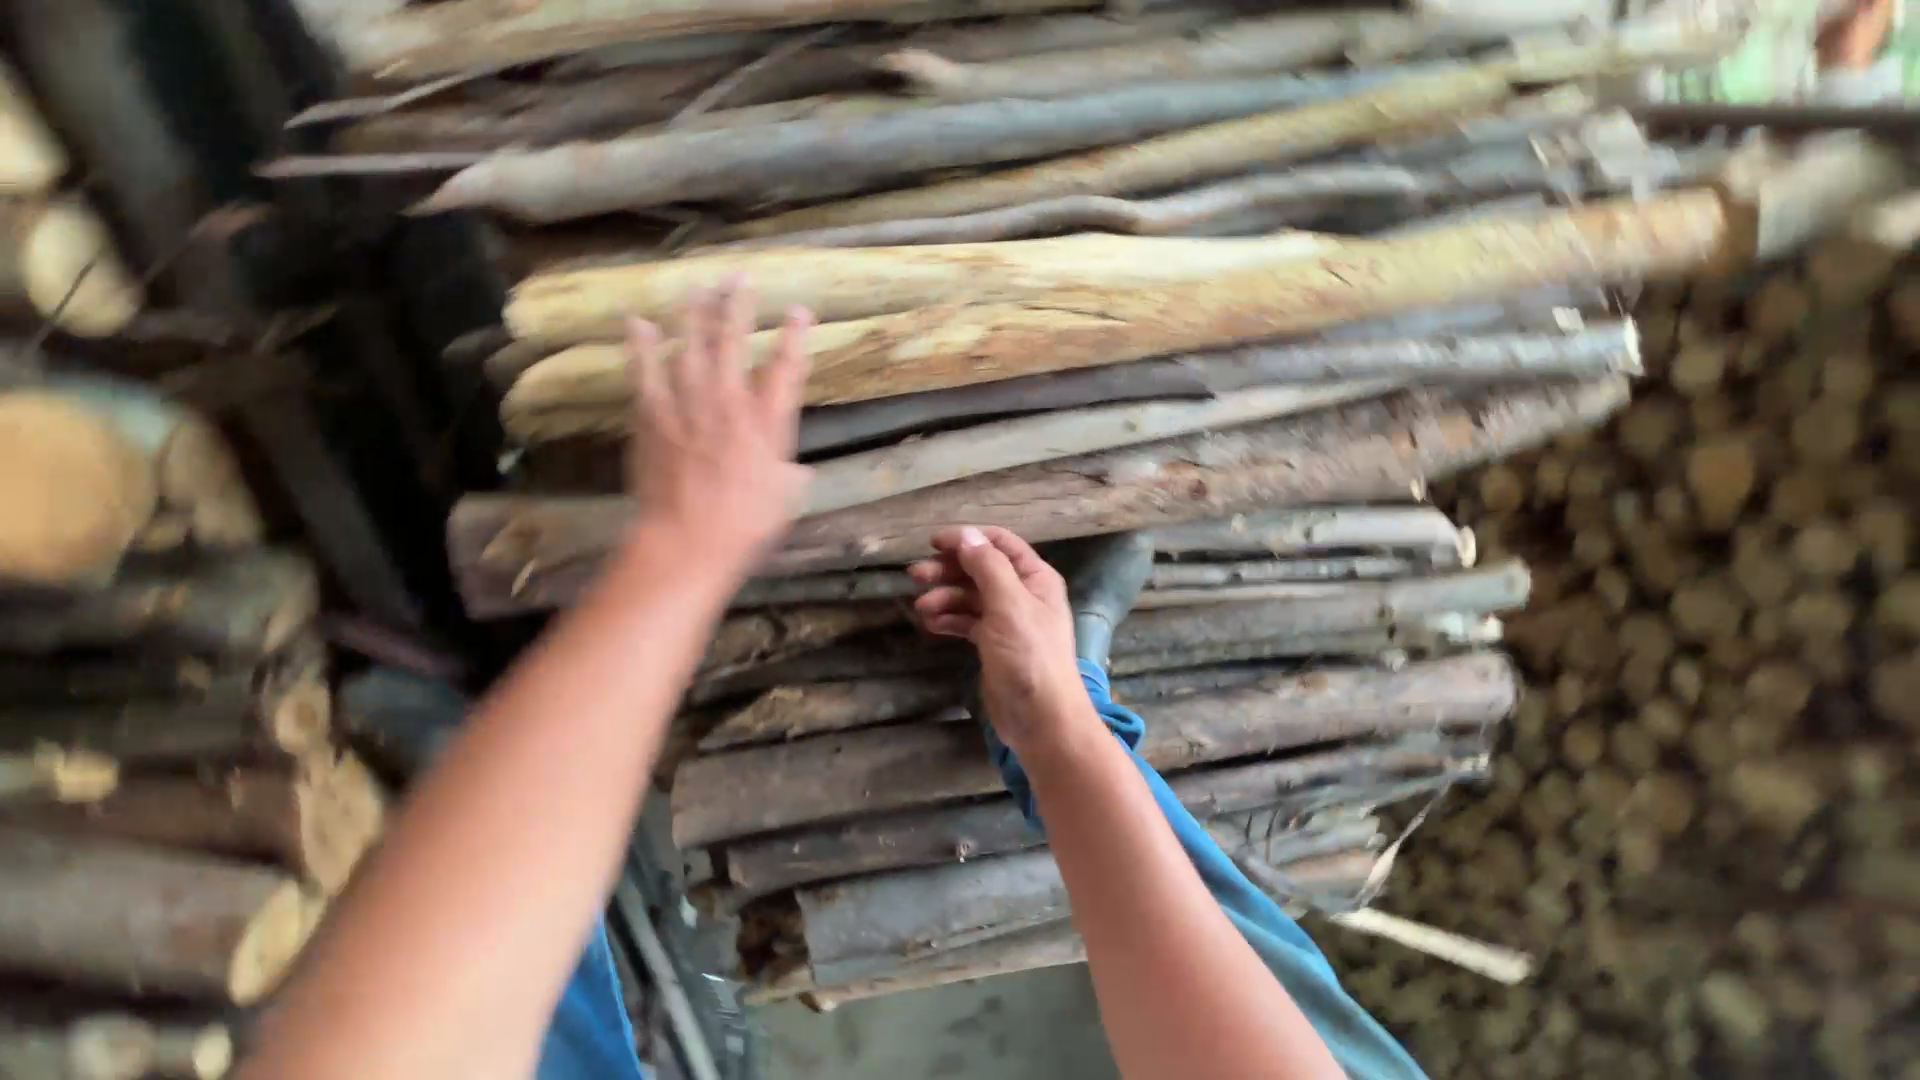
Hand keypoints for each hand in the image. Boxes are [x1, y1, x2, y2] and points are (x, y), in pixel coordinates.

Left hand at [625, 277, 813, 571]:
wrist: (686, 540)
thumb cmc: (744, 524)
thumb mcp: (784, 498)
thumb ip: (790, 474)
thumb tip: (797, 469)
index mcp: (767, 422)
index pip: (786, 368)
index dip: (795, 336)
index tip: (800, 310)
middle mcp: (729, 402)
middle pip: (734, 342)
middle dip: (739, 305)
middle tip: (740, 276)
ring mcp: (687, 405)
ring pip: (691, 347)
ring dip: (694, 314)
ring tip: (697, 287)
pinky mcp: (652, 415)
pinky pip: (645, 371)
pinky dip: (641, 345)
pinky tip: (638, 322)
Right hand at [910, 526, 1098, 754]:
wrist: (1041, 718)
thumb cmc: (1029, 656)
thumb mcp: (1009, 605)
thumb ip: (988, 566)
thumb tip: (965, 534)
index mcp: (1035, 578)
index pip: (999, 544)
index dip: (967, 539)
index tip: (933, 543)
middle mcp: (1022, 594)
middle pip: (980, 569)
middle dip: (948, 569)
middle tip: (916, 575)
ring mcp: (1008, 621)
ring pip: (970, 596)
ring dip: (945, 596)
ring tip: (921, 608)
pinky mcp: (994, 645)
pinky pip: (967, 622)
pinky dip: (949, 619)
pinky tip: (931, 624)